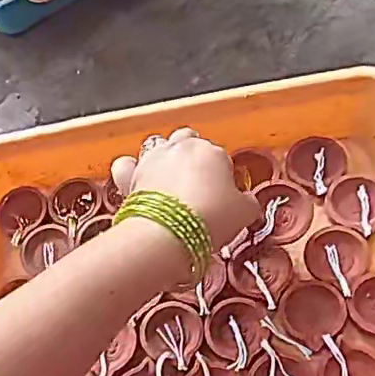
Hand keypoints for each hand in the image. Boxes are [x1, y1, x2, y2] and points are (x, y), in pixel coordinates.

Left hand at [111, 128, 260, 249]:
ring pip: (157, 146)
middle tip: (197, 185)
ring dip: (163, 160)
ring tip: (170, 183)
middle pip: (189, 141)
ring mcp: (153, 159)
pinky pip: (126, 165)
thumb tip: (248, 205)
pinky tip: (135, 181)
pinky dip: (130, 171)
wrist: (170, 233)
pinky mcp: (129, 176)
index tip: (222, 197)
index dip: (222, 178)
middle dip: (193, 158)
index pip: (221, 158)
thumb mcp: (244, 213)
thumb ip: (247, 203)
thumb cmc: (208, 219)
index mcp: (212, 151)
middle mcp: (180, 148)